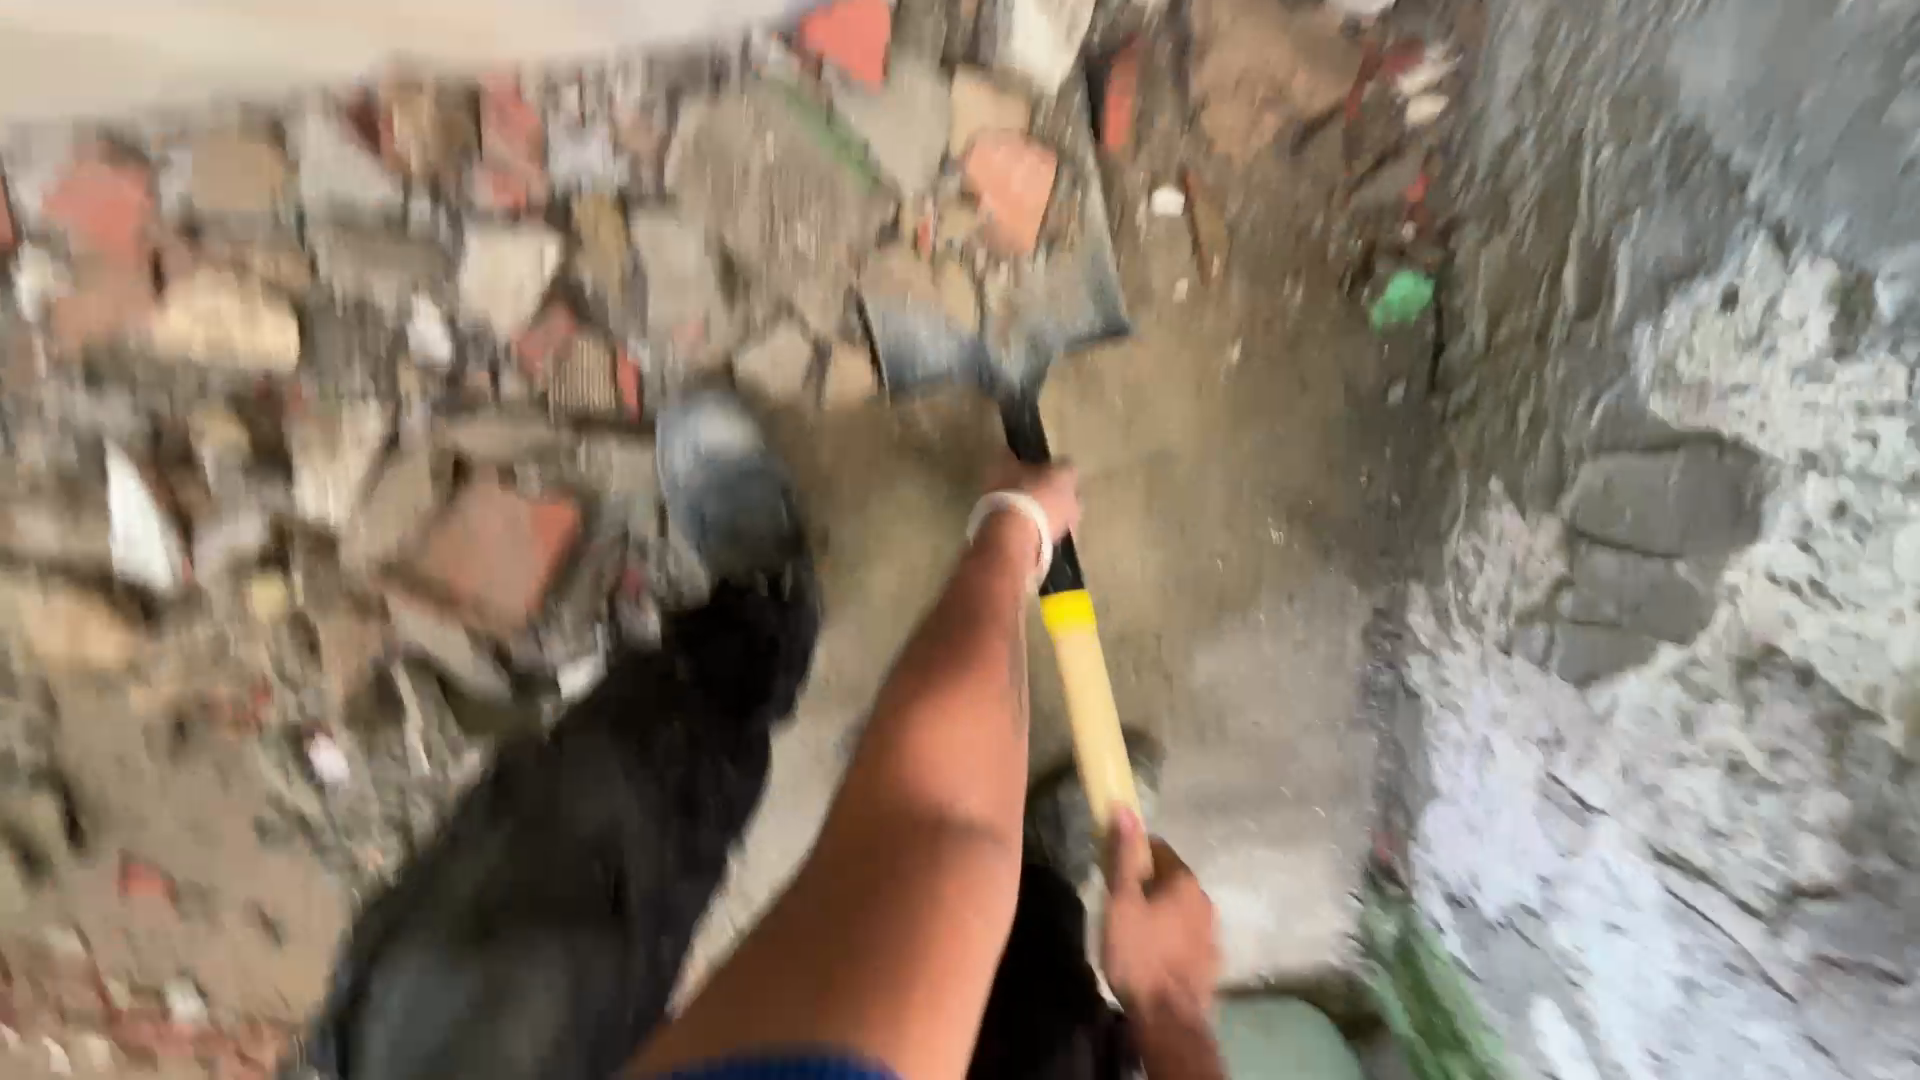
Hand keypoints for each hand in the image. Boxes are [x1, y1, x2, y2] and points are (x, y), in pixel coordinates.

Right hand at [988, 461, 1080, 540]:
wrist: (1012, 536)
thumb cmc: (1011, 494)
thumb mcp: (1004, 469)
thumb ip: (1010, 460)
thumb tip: (1008, 453)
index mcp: (1065, 475)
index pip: (1067, 465)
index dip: (1052, 467)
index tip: (1038, 469)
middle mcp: (1074, 498)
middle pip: (1070, 492)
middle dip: (1056, 492)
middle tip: (1037, 492)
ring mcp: (1069, 524)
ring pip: (1064, 514)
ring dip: (1052, 513)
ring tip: (1031, 514)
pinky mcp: (1059, 544)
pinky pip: (1053, 531)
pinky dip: (1044, 530)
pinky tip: (1029, 530)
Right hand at [1100, 808, 1218, 1018]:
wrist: (1169, 1021)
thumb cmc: (1139, 954)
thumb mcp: (1121, 901)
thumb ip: (1124, 855)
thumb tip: (1125, 809)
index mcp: (1184, 880)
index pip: (1156, 847)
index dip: (1131, 855)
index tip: (1112, 872)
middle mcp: (1204, 899)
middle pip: (1168, 877)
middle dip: (1145, 883)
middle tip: (1118, 904)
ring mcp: (1211, 932)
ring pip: (1178, 907)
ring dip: (1158, 911)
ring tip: (1133, 931)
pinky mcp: (1210, 960)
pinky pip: (1186, 934)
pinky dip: (1170, 935)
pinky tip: (1153, 954)